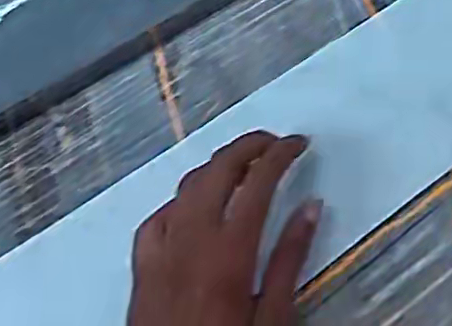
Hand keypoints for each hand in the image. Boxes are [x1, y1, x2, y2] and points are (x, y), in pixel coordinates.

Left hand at [129, 131, 321, 325]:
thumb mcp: (272, 322)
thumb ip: (290, 260)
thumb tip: (311, 207)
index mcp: (229, 252)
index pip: (259, 180)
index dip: (281, 153)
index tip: (299, 143)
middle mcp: (192, 240)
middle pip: (220, 167)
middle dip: (250, 145)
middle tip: (275, 144)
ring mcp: (161, 252)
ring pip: (189, 184)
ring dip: (218, 166)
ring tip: (243, 167)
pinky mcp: (140, 270)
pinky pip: (159, 217)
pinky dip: (182, 201)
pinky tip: (196, 209)